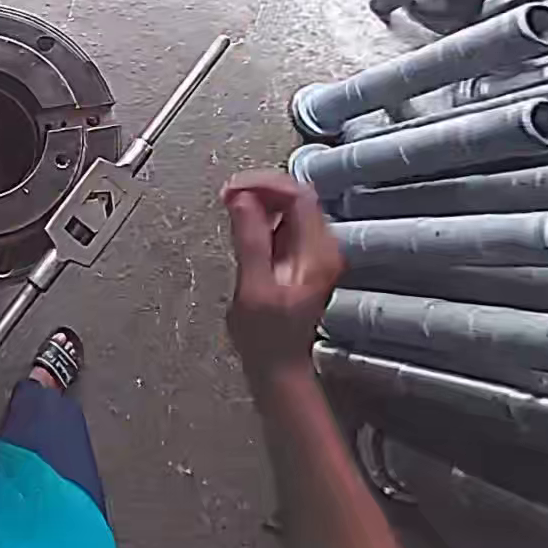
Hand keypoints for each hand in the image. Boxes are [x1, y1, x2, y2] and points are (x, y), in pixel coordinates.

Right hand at [221, 170, 345, 376]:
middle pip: (296, 195)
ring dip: (258, 198)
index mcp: (316, 253)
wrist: (276, 363)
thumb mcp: (253, 286)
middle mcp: (320, 248)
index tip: (233, 188)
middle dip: (259, 188)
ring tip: (230, 202)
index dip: (263, 184)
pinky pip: (281, 220)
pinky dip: (259, 212)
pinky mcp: (296, 255)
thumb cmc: (265, 334)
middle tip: (228, 194)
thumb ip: (250, 240)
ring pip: (289, 205)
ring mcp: (310, 251)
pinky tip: (240, 217)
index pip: (298, 196)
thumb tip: (242, 199)